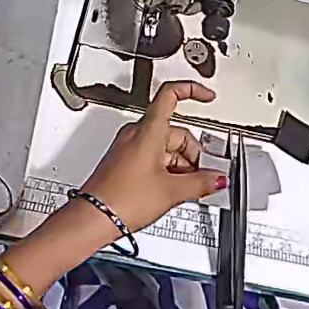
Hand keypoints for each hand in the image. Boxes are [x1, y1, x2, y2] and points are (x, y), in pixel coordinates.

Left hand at [76, 81, 224, 234]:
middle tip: (203, 173)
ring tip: (186, 187)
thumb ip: (201, 182)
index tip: (207, 96)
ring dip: (180, 163)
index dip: (193, 90)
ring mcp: (129, 146)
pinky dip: (166, 168)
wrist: (91, 218)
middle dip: (192, 152)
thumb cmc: (121, 199)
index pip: (171, 94)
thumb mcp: (171, 191)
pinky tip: (171, 188)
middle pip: (175, 130)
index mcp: (149, 130)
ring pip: (164, 145)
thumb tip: (217, 178)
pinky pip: (152, 156)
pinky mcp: (124, 161)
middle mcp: (136, 133)